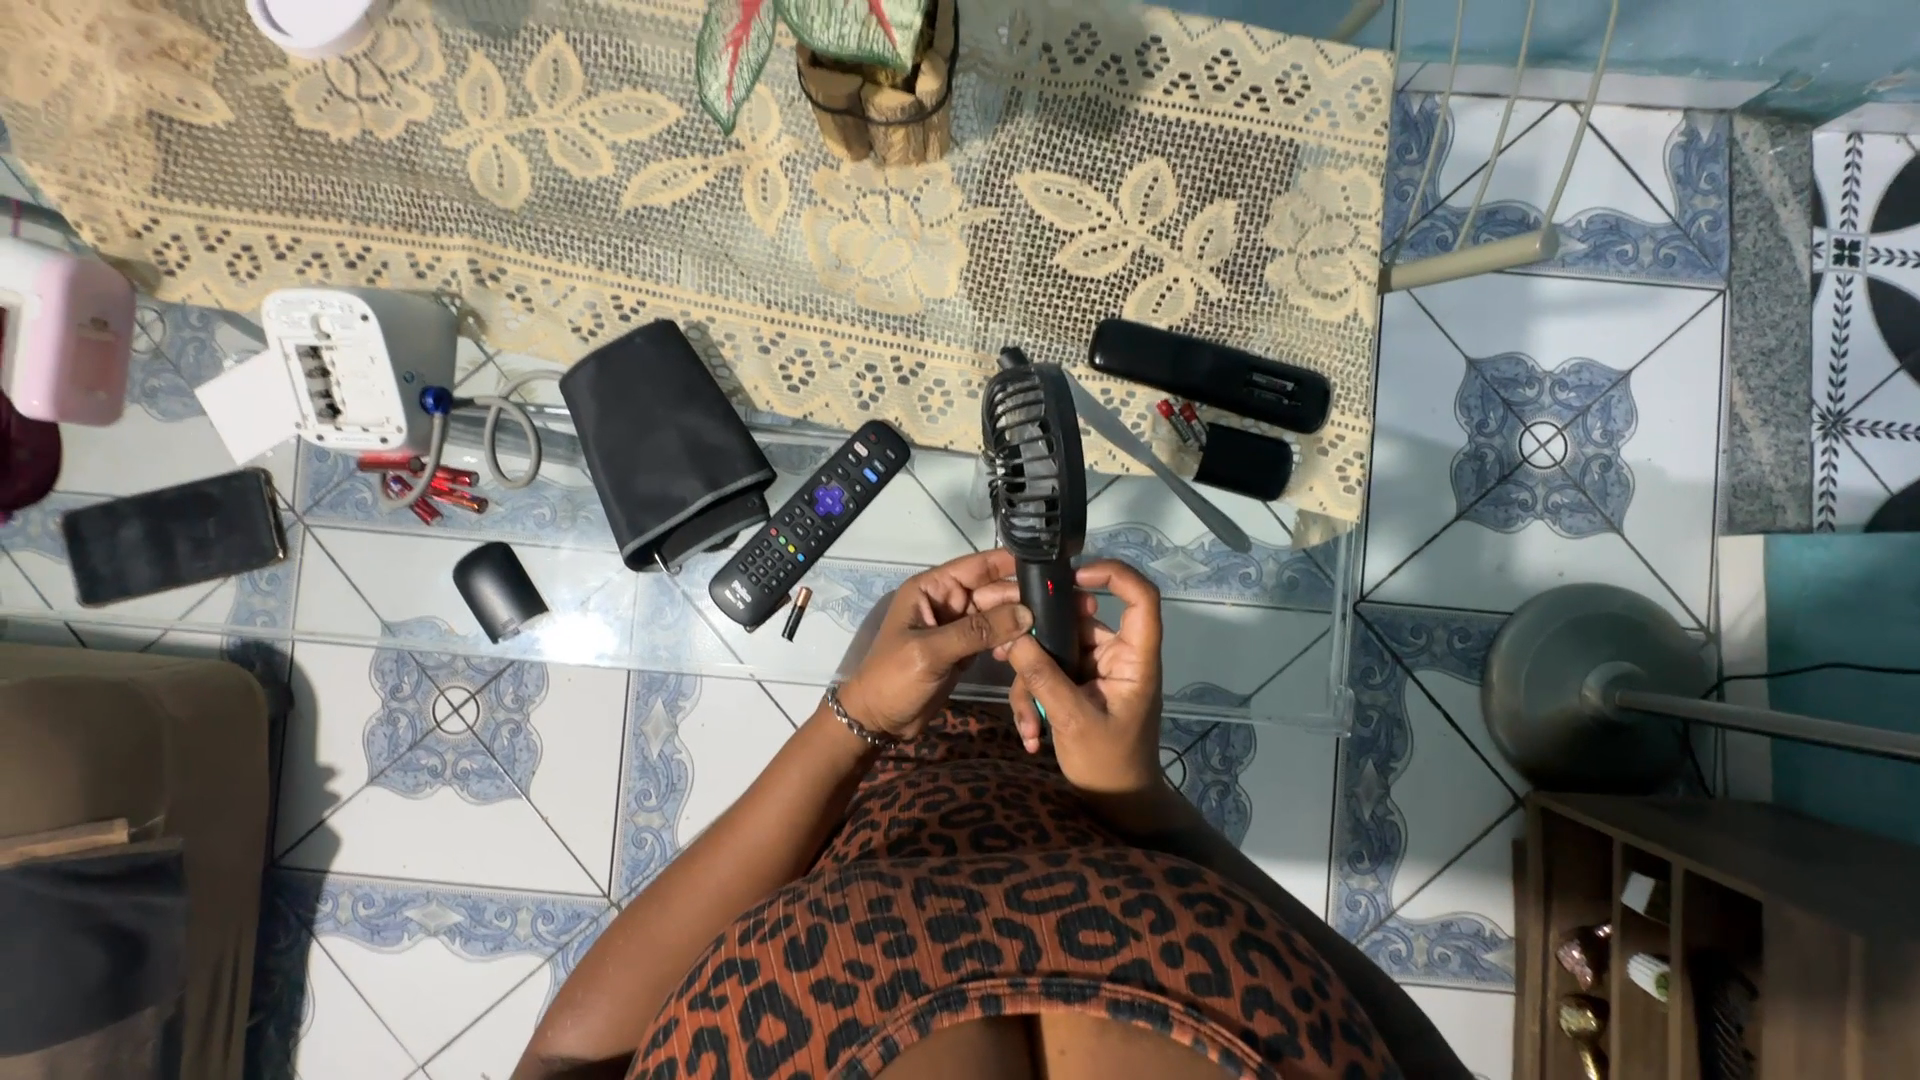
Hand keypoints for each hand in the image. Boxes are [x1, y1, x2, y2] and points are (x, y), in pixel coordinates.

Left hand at [836, 549, 1033, 739]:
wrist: (878, 720)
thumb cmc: (894, 678)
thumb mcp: (932, 652)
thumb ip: (977, 631)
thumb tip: (1026, 613)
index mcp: (932, 588)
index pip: (978, 565)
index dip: (1011, 562)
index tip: (1049, 566)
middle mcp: (948, 600)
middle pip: (994, 589)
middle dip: (1023, 597)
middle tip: (1061, 607)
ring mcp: (958, 625)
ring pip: (998, 614)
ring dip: (1020, 622)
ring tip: (1048, 630)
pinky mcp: (966, 648)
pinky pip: (995, 636)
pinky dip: (1010, 641)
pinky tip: (1025, 650)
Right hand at [980, 559, 1164, 799]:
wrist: (1116, 804)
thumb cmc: (1110, 764)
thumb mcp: (1073, 720)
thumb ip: (1043, 676)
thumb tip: (1015, 635)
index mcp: (1135, 657)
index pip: (1140, 598)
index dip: (1113, 574)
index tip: (1073, 575)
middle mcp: (1117, 655)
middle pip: (1078, 621)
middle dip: (1038, 638)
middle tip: (1002, 642)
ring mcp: (1096, 670)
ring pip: (1054, 650)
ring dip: (1032, 683)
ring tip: (1027, 721)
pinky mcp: (1077, 685)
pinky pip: (1048, 673)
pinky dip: (1034, 698)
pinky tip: (1030, 732)